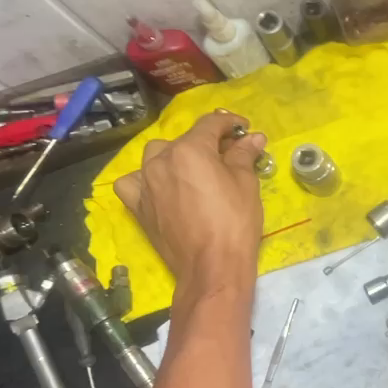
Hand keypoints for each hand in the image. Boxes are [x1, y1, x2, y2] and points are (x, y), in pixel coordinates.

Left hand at [113, 110, 268, 294]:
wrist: (211, 266)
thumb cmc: (235, 222)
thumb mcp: (246, 184)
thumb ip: (244, 155)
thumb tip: (253, 138)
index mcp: (190, 150)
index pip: (210, 123)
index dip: (230, 122)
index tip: (244, 129)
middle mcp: (161, 160)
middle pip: (184, 139)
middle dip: (207, 142)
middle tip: (228, 155)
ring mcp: (145, 182)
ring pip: (157, 155)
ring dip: (176, 156)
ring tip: (194, 170)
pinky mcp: (137, 205)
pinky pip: (135, 181)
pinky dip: (147, 179)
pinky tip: (161, 186)